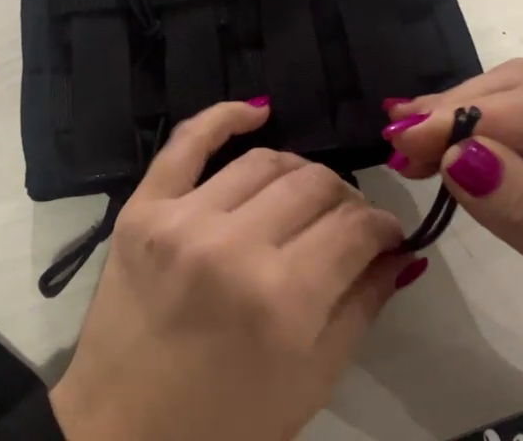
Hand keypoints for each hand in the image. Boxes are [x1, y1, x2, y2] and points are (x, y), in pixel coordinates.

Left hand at [50, 100, 425, 440]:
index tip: (387, 235)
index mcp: (284, 300)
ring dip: (299, 172)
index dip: (384, 226)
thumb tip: (399, 250)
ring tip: (305, 194)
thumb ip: (362, 307)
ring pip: (264, 163)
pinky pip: (186, 142)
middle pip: (315, 185)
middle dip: (347, 199)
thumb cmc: (227, 423)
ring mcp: (182, 221)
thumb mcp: (311, 381)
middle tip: (348, 222)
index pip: (356, 227)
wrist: (122, 434)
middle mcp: (234, 247)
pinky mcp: (141, 210)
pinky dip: (224, 117)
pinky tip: (256, 113)